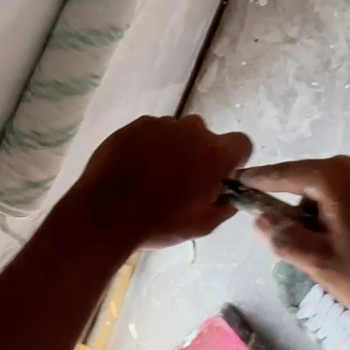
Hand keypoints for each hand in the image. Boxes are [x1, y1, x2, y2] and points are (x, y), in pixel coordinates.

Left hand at [68, 115, 251, 248]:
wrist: (107, 211)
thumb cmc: (160, 222)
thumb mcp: (202, 225)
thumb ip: (224, 206)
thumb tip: (230, 196)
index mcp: (215, 153)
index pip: (242, 143)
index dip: (234, 159)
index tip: (220, 175)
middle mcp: (192, 130)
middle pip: (206, 136)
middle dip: (200, 153)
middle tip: (183, 179)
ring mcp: (162, 124)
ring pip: (177, 133)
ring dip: (173, 148)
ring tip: (154, 175)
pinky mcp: (136, 124)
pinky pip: (152, 131)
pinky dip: (149, 145)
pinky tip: (136, 167)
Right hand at [241, 153, 349, 327]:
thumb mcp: (323, 265)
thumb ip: (285, 238)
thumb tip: (260, 221)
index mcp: (333, 176)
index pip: (282, 174)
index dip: (256, 181)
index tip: (232, 183)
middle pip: (306, 182)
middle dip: (294, 211)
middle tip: (295, 248)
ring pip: (329, 191)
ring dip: (319, 216)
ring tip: (329, 256)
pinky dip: (339, 214)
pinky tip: (349, 245)